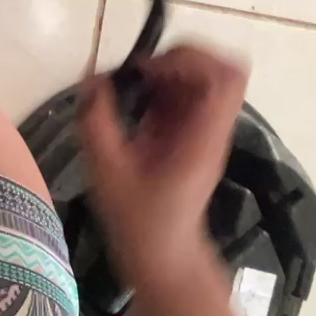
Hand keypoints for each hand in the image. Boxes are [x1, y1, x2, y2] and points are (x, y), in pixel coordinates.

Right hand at [78, 44, 248, 291]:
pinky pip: (180, 92)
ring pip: (198, 76)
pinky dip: (156, 82)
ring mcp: (198, 128)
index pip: (224, 78)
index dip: (190, 59)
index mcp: (202, 137)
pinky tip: (130, 96)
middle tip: (138, 71)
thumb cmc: (138, 222)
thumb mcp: (108, 172)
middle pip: (217, 68)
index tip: (148, 70)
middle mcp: (208, 127)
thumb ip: (97, 123)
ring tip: (129, 83)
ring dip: (164, 68)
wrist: (162, 259)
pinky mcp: (183, 132)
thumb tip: (90, 79)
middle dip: (176, 57)